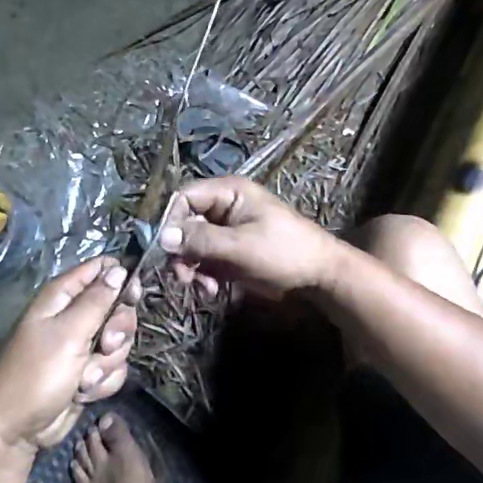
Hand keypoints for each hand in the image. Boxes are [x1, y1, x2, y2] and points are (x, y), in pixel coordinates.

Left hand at [0, 256, 139, 452]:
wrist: (16, 431)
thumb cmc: (36, 375)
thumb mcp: (68, 334)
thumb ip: (98, 300)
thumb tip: (120, 269)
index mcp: (63, 296)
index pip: (101, 269)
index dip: (121, 278)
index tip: (133, 294)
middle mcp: (74, 315)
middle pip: (118, 306)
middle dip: (118, 330)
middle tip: (105, 344)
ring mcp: (83, 345)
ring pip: (120, 340)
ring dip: (107, 362)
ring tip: (84, 378)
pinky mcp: (89, 371)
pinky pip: (114, 367)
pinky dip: (103, 381)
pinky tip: (83, 392)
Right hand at [159, 176, 350, 297]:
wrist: (320, 277)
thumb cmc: (284, 252)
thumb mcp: (240, 246)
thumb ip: (201, 240)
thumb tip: (162, 237)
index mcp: (229, 192)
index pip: (185, 197)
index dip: (170, 221)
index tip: (164, 249)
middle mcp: (224, 207)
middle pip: (185, 222)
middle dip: (182, 251)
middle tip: (183, 277)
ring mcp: (227, 229)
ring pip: (192, 244)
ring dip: (192, 267)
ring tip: (204, 288)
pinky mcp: (230, 251)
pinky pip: (205, 259)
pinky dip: (204, 275)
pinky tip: (213, 290)